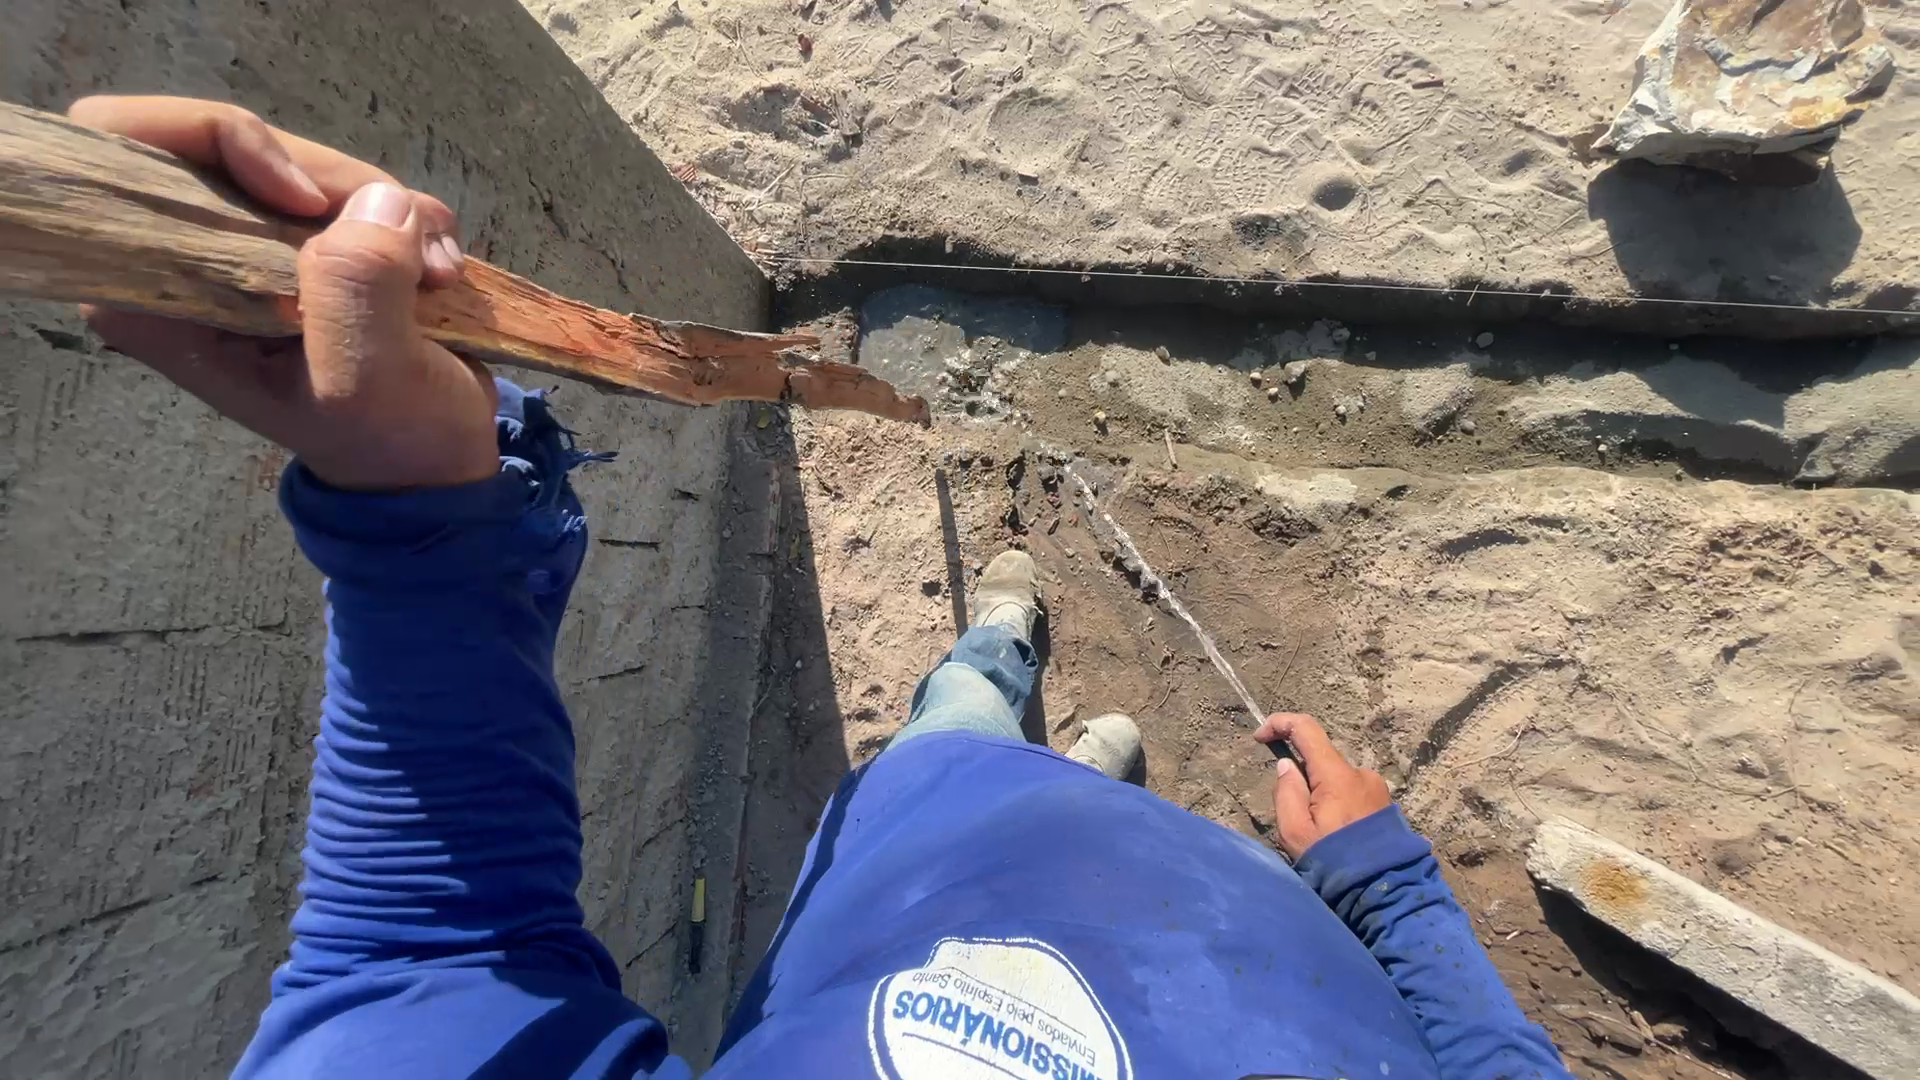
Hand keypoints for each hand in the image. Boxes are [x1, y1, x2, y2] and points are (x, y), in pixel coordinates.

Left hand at [67, 95, 499, 490]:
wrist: (440, 460)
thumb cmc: (391, 437)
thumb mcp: (366, 379)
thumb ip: (357, 290)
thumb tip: (386, 203)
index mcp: (166, 291)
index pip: (132, 148)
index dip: (222, 146)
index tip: (306, 200)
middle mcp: (207, 259)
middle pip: (248, 150)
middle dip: (343, 191)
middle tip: (413, 253)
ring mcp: (276, 252)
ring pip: (323, 172)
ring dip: (400, 214)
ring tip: (441, 277)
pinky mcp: (336, 254)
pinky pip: (373, 197)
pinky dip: (422, 224)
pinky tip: (444, 273)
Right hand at [1255, 712, 1392, 860]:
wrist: (1388, 895)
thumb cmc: (1334, 861)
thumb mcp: (1294, 831)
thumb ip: (1285, 792)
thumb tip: (1287, 765)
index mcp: (1337, 776)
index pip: (1306, 728)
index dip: (1279, 724)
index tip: (1260, 738)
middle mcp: (1361, 774)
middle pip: (1320, 759)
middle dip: (1301, 777)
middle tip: (1296, 815)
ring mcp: (1377, 789)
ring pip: (1336, 778)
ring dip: (1321, 793)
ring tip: (1320, 832)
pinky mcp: (1385, 805)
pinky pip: (1352, 792)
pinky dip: (1338, 803)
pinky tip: (1338, 834)